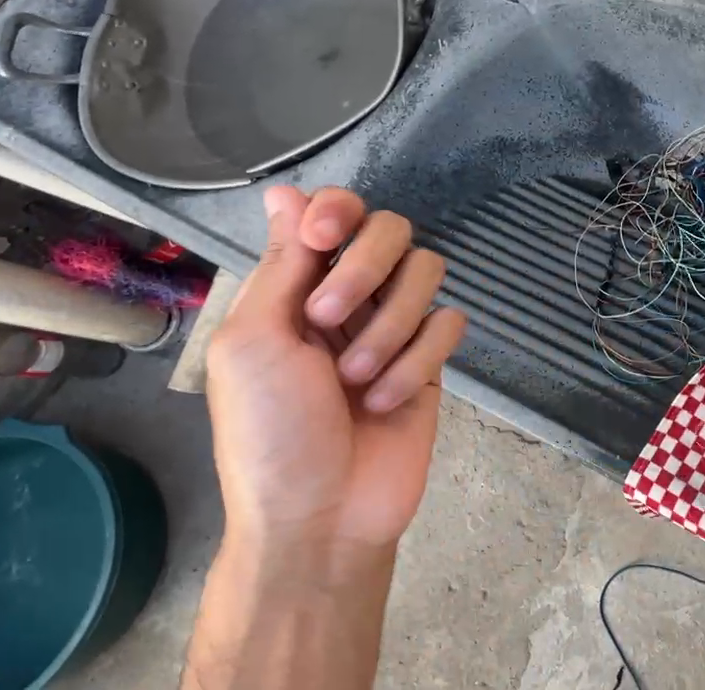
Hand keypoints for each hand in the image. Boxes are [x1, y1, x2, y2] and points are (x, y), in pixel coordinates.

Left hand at [206, 185, 467, 552]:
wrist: (322, 514)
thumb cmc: (268, 432)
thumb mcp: (254, 343)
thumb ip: (281, 266)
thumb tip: (284, 190)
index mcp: (297, 290)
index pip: (335, 214)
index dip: (338, 211)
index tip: (324, 236)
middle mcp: (352, 297)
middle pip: (393, 231)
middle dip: (365, 270)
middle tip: (329, 321)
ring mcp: (397, 327)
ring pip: (429, 272)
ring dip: (390, 327)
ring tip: (358, 380)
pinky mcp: (434, 359)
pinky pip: (451, 324)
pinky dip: (419, 361)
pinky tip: (388, 400)